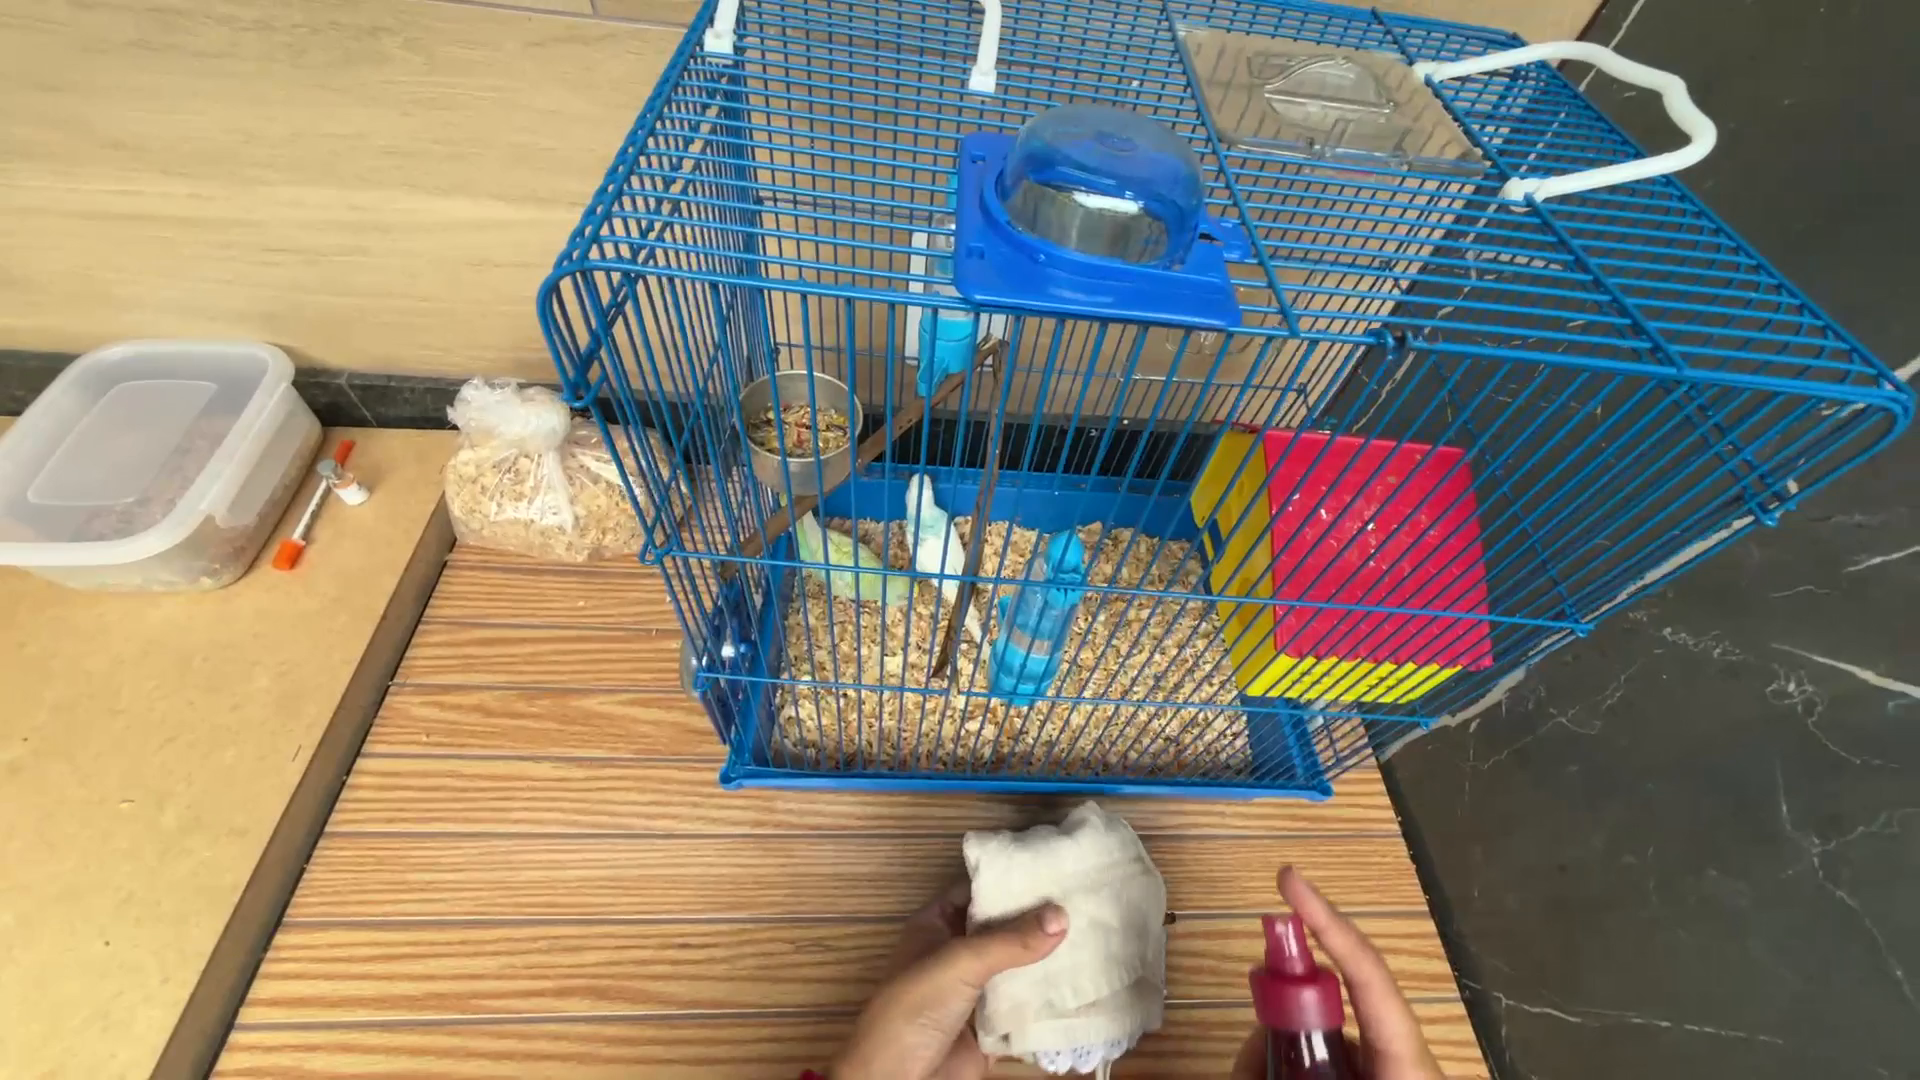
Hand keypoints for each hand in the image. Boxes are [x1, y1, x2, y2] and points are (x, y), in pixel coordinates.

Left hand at [833, 882, 1067, 1079]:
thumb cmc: (916, 1006)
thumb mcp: (960, 962)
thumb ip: (1010, 940)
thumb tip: (1061, 915)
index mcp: (937, 924)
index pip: (976, 889)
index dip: (1007, 879)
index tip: (1050, 867)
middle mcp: (956, 951)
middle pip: (1000, 927)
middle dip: (1034, 918)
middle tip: (1080, 899)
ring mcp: (974, 989)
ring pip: (1015, 965)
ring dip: (1045, 957)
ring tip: (1090, 933)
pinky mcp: (991, 1026)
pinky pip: (1024, 1005)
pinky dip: (1048, 998)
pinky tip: (1082, 982)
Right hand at [1232, 867, 1444, 1079]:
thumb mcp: (1384, 1077)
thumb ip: (1287, 1072)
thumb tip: (1251, 1055)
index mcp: (1410, 1064)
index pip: (1367, 973)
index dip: (1328, 920)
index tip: (1286, 878)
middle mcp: (1389, 1060)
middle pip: (1317, 1015)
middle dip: (1271, 1030)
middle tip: (1243, 1068)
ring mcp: (1369, 1072)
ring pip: (1302, 1047)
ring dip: (1266, 1063)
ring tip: (1249, 1076)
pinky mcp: (1354, 1079)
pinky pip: (1304, 1068)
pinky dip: (1277, 1073)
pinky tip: (1258, 1076)